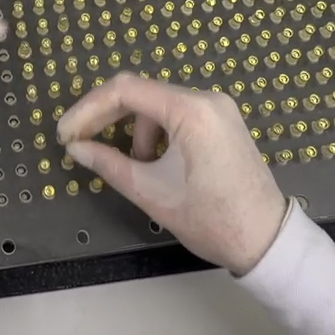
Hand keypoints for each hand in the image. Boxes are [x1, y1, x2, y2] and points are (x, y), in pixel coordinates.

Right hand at [56, 76, 286, 274]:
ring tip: (136, 167)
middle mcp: (204, 97)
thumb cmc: (211, 220)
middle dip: (106, 116)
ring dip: (135, 130)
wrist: (268, 243)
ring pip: (156, 103)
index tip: (67, 134)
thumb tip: (76, 148)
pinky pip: (175, 112)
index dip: (89, 109)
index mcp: (190, 111)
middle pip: (140, 91)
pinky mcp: (221, 118)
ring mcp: (216, 106)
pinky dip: (157, 132)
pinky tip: (156, 161)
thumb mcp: (152, 193)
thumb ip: (109, 164)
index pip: (125, 91)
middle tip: (80, 141)